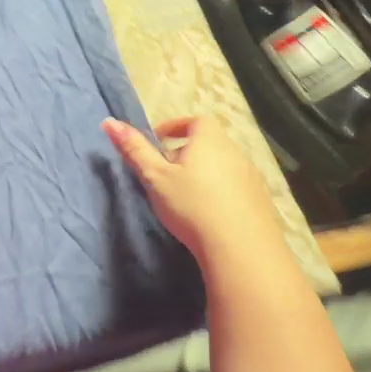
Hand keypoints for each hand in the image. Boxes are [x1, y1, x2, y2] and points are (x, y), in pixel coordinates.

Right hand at [102, 117, 286, 265]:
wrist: (242, 251)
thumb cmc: (191, 205)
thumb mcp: (154, 176)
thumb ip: (134, 149)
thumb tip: (109, 121)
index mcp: (210, 142)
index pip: (196, 120)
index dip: (175, 127)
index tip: (157, 144)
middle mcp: (236, 154)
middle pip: (208, 143)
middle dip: (185, 151)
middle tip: (164, 171)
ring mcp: (252, 179)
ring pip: (222, 165)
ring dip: (202, 171)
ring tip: (184, 193)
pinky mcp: (261, 202)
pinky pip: (235, 185)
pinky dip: (219, 189)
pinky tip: (207, 211)